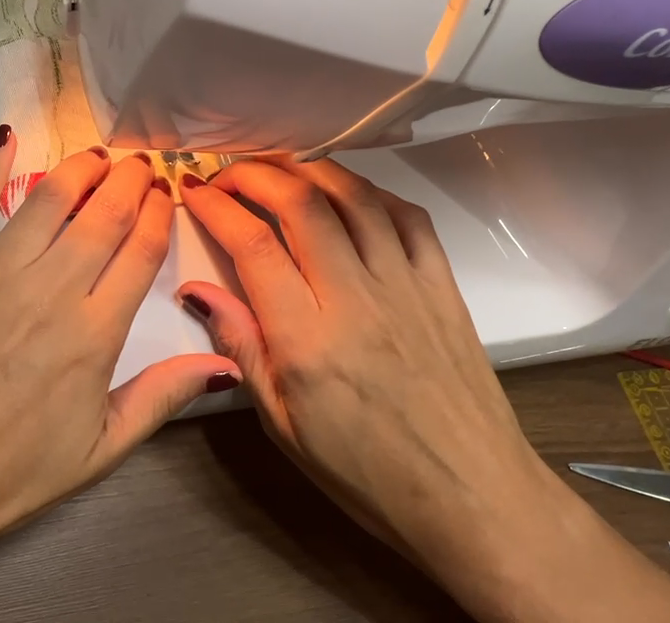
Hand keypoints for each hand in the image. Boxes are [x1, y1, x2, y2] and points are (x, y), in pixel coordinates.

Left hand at [0, 133, 239, 622]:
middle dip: (128, 180)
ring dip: (78, 168)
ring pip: (47, 199)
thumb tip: (224, 365)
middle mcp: (50, 290)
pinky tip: (9, 139)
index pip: (140, 251)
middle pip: (102, 214)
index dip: (158, 214)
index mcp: (94, 334)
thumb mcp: (100, 451)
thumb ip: (162, 398)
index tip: (167, 194)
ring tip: (96, 156)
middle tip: (139, 164)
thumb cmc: (11, 475)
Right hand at [176, 157, 543, 555]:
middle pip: (301, 202)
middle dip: (255, 173)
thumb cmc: (369, 473)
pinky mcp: (442, 286)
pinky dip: (369, 192)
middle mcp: (356, 298)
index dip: (216, 207)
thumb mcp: (283, 425)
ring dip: (307, 169)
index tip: (194, 194)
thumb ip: (240, 348)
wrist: (475, 500)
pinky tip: (346, 195)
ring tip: (277, 168)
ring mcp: (406, 285)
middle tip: (228, 174)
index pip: (252, 245)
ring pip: (354, 196)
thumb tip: (196, 292)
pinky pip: (407, 216)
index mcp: (308, 339)